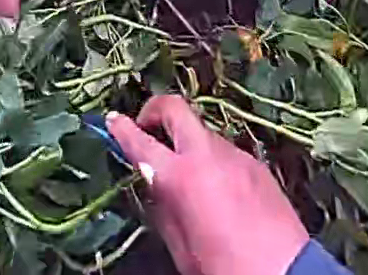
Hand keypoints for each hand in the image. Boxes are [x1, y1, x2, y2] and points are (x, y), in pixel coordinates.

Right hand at [107, 95, 310, 274]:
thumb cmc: (227, 272)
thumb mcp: (183, 252)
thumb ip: (164, 210)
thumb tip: (153, 184)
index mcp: (181, 176)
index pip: (142, 143)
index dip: (123, 129)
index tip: (112, 120)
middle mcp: (207, 154)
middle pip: (175, 109)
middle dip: (155, 111)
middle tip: (146, 129)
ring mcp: (235, 155)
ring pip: (201, 133)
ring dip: (186, 142)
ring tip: (186, 175)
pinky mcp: (256, 165)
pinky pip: (224, 153)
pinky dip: (211, 161)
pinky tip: (217, 191)